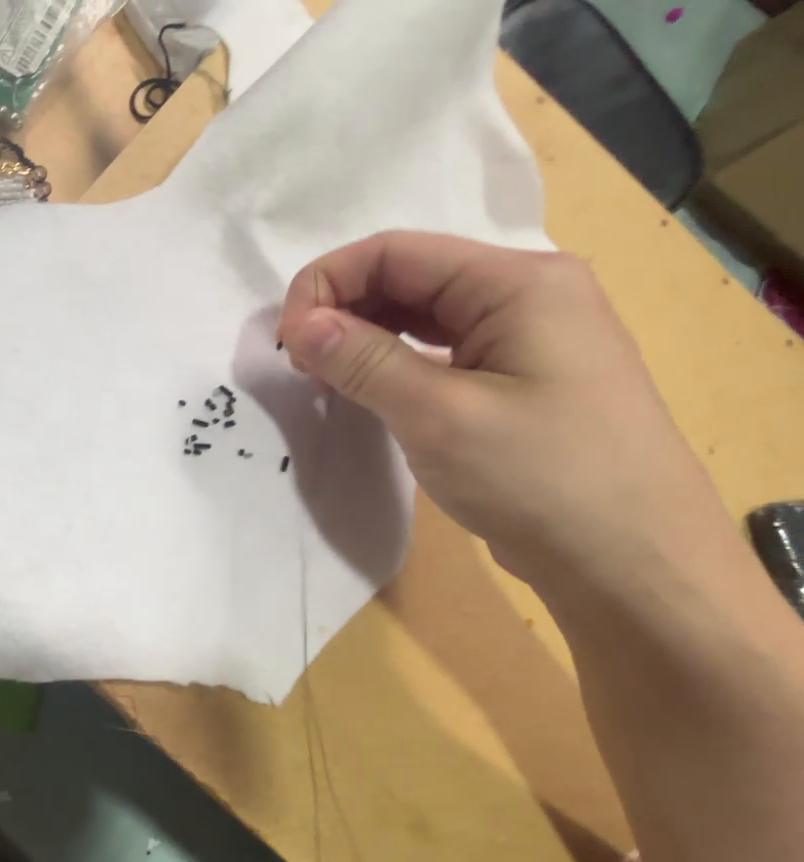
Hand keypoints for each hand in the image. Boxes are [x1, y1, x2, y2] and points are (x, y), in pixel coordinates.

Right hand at [276, 230, 734, 601]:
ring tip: (323, 382)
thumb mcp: (438, 414)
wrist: (627, 556)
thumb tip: (298, 324)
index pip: (395, 252)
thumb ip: (363, 361)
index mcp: (518, 283)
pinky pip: (435, 350)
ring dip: (359, 339)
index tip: (286, 345)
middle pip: (406, 276)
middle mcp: (524, 294)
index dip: (326, 285)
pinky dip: (388, 363)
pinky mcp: (513, 378)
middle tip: (299, 369)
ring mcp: (522, 337)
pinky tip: (364, 392)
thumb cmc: (539, 475)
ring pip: (416, 315)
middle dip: (339, 311)